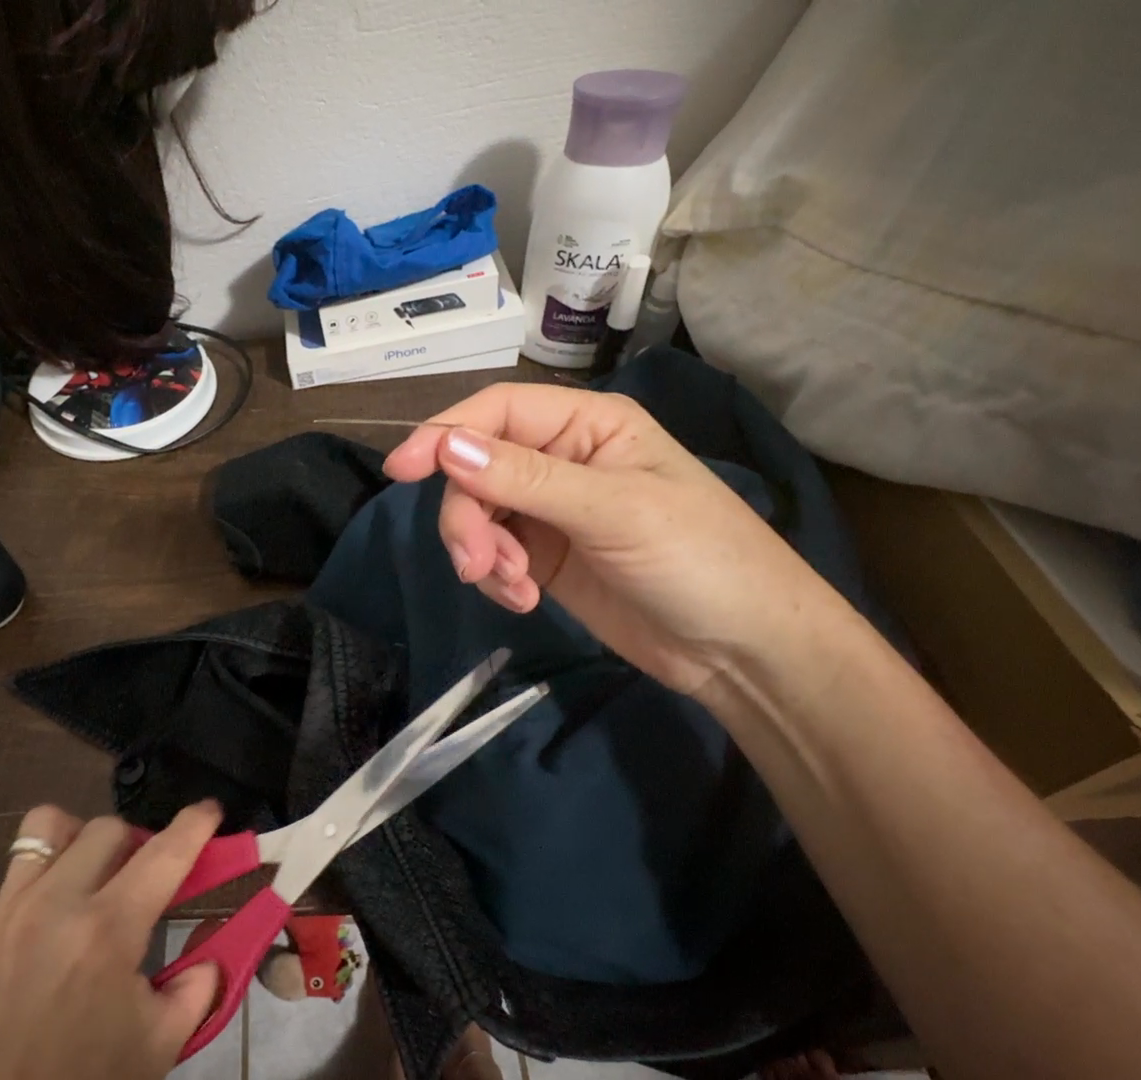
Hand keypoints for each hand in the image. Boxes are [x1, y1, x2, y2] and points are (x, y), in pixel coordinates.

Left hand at [0, 802, 223, 1079]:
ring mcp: (13, 908)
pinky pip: (21, 862)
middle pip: (108, 829)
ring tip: (99, 874)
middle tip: (152, 876)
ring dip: (86, 839)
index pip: (163, 855)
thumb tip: (214, 940)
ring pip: (52, 826)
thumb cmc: (90, 1079)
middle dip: (140, 842)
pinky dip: (51, 864)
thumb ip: (200, 982)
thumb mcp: (162, 1040)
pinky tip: (63, 905)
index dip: (194, 825)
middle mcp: (58, 903)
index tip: (211, 809)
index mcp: (107, 932)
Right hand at [383, 384, 853, 696]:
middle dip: (467, 516)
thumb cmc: (699, 559)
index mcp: (587, 426)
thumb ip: (527, 479)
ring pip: (477, 513)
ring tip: (512, 588)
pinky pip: (492, 554)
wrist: (742, 650)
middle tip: (474, 565)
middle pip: (476, 469)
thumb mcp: (614, 511)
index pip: (497, 412)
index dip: (444, 434)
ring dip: (479, 552)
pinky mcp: (544, 559)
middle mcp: (561, 460)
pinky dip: (494, 577)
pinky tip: (522, 600)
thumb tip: (446, 448)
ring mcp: (550, 512)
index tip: (399, 469)